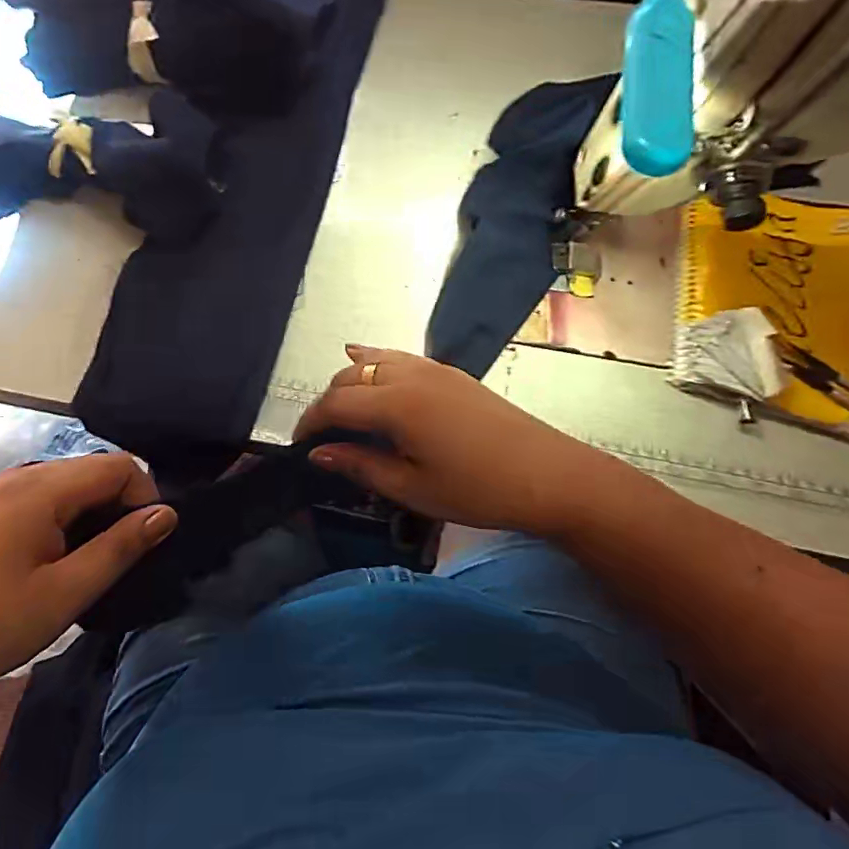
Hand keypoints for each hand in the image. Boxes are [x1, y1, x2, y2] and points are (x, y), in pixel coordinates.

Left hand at [0, 453, 175, 717]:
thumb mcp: (67, 592)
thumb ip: (121, 546)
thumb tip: (166, 514)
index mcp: (38, 489)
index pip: (119, 466)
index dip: (144, 497)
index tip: (146, 544)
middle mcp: (20, 476)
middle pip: (95, 469)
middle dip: (122, 504)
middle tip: (124, 556)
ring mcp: (1, 490)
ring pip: (73, 482)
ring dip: (96, 512)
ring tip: (96, 559)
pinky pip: (47, 495)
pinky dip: (70, 516)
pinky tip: (63, 555)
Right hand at [295, 345, 633, 538]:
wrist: (549, 476)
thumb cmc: (478, 490)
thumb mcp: (412, 488)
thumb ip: (361, 465)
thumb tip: (320, 453)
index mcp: (396, 404)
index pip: (334, 403)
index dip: (310, 422)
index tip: (299, 445)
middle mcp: (409, 375)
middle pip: (350, 377)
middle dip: (327, 402)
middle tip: (322, 437)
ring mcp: (433, 369)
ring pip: (374, 361)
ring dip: (350, 381)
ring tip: (341, 408)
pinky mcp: (451, 373)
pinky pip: (400, 358)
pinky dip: (376, 361)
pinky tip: (367, 363)